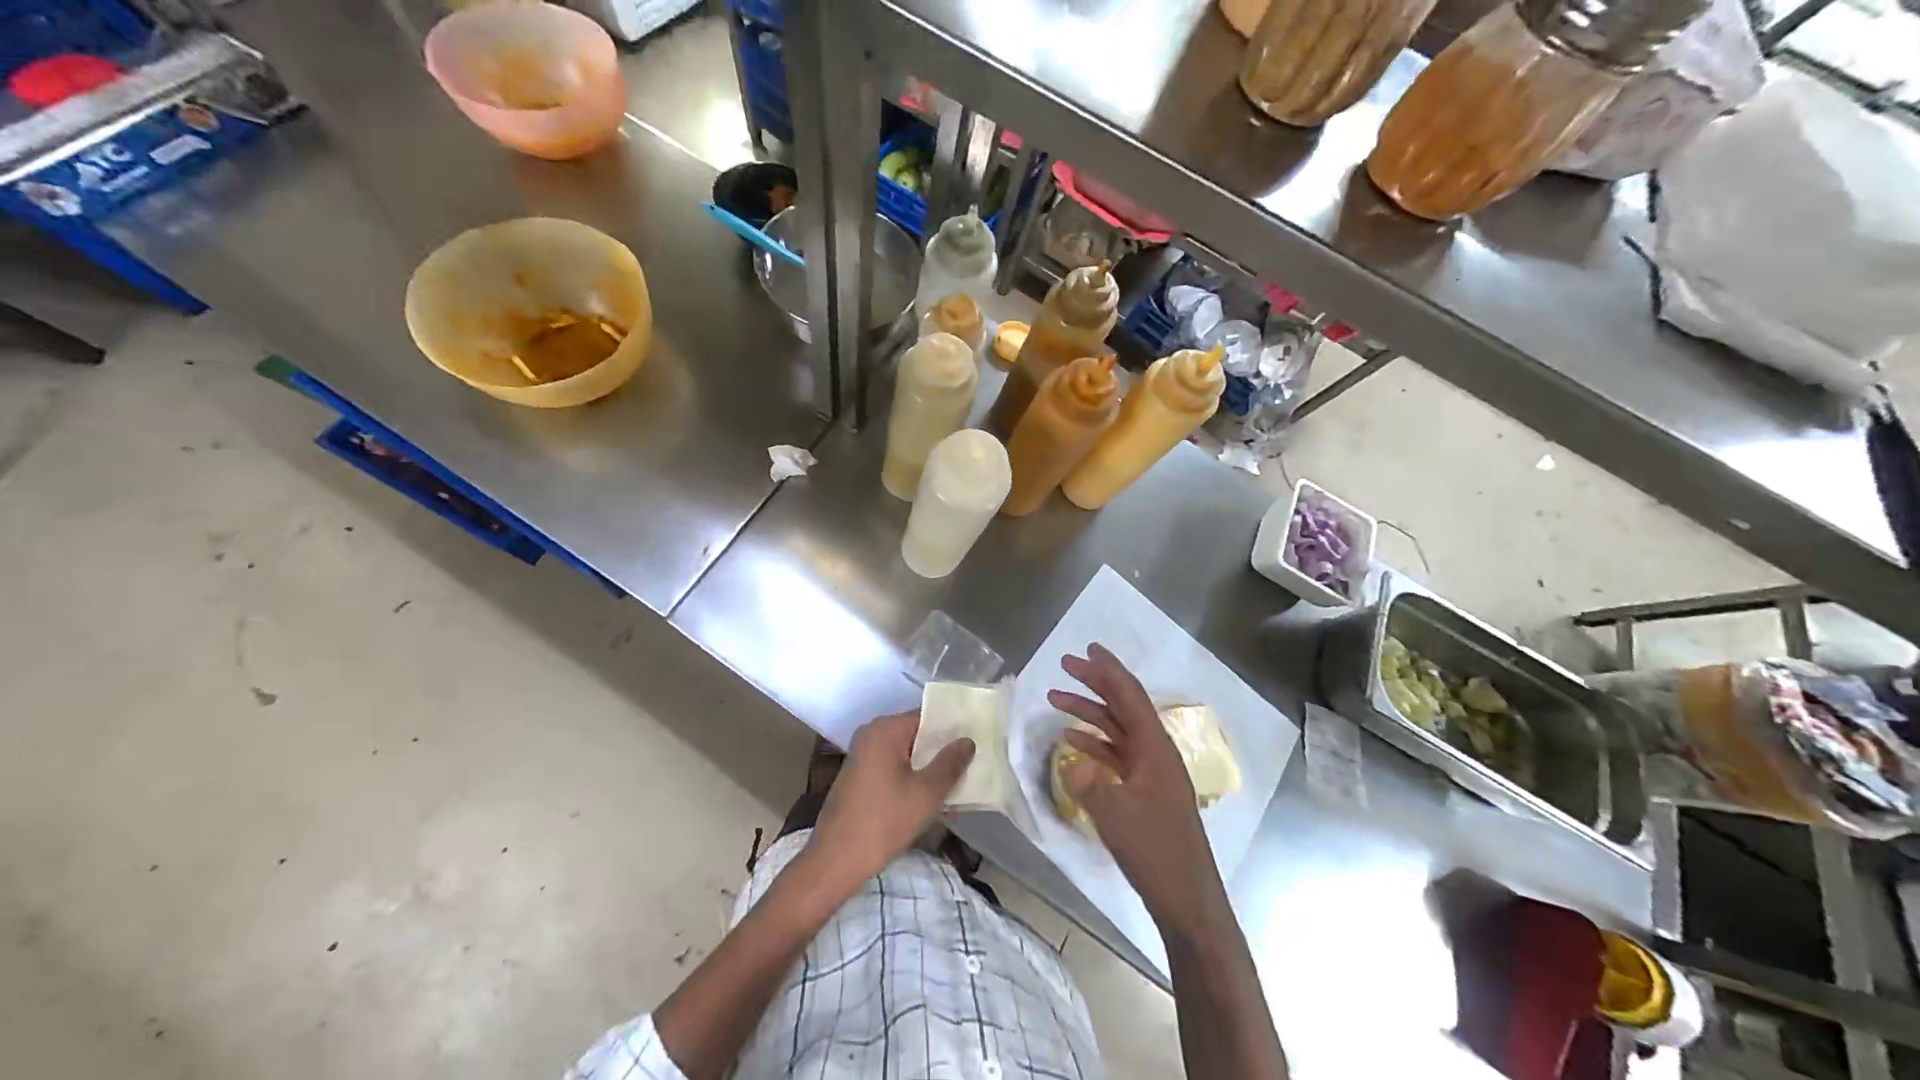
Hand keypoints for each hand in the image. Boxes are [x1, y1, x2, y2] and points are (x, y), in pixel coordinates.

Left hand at [806, 711, 973, 892]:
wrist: (836, 860)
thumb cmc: (884, 821)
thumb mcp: (927, 793)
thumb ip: (951, 763)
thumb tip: (967, 740)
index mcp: (885, 730)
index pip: (927, 716)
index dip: (953, 728)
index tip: (978, 740)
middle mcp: (871, 735)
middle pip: (917, 735)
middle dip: (943, 750)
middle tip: (974, 763)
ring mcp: (863, 757)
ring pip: (907, 755)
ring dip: (930, 769)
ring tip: (961, 783)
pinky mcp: (860, 778)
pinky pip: (895, 769)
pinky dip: (914, 780)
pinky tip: (935, 799)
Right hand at [1049, 644, 1225, 933]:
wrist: (1186, 897)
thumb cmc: (1154, 851)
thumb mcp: (1113, 813)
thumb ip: (1088, 780)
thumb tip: (1071, 760)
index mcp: (1155, 748)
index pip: (1129, 696)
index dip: (1109, 670)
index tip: (1088, 649)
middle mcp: (1155, 753)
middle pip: (1123, 707)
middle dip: (1095, 684)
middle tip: (1066, 665)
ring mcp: (1151, 774)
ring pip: (1117, 731)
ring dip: (1089, 713)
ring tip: (1056, 700)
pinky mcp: (1144, 793)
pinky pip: (1116, 756)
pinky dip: (1094, 744)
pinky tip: (1073, 742)